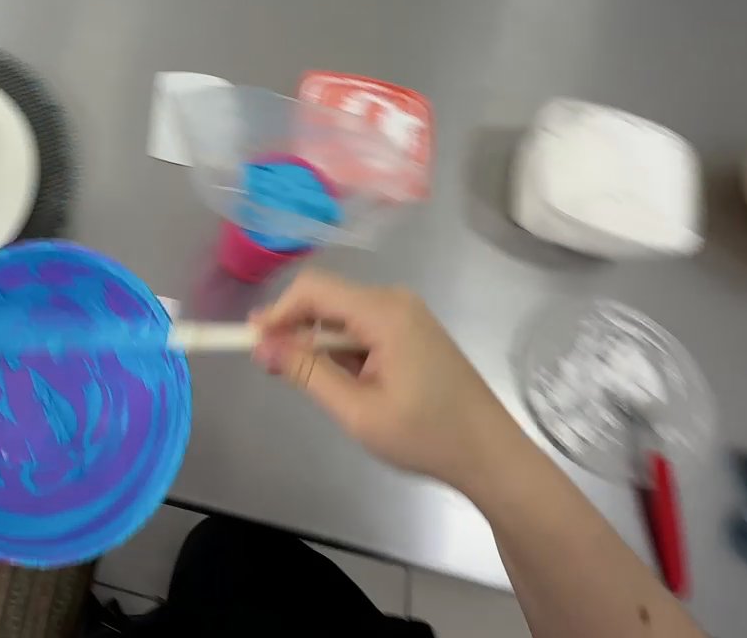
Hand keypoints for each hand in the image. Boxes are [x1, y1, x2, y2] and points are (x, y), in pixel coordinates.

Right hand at [251, 269, 517, 490]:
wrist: (493, 457)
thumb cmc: (427, 436)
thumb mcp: (358, 411)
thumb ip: (306, 373)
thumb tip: (260, 347)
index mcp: (384, 313)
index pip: (313, 290)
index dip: (278, 311)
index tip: (253, 342)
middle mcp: (393, 300)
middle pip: (325, 296)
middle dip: (292, 326)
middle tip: (269, 362)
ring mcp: (404, 312)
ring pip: (339, 311)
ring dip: (315, 339)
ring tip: (307, 379)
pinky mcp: (409, 327)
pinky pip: (359, 323)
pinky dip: (338, 345)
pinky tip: (341, 378)